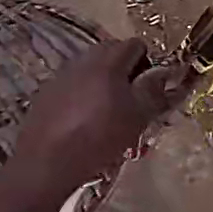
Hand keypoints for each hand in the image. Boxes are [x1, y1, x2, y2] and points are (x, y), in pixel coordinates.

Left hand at [10, 38, 174, 199]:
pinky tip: (81, 124)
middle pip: (112, 54)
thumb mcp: (138, 116)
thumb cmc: (98, 137)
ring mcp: (61, 76)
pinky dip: (81, 97)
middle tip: (130, 103)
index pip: (136, 45)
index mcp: (109, 60)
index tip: (149, 90)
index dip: (148, 64)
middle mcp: (84, 59)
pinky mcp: (45, 94)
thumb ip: (155, 90)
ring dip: (103, 84)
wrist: (44, 166)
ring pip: (91, 70)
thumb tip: (168, 72)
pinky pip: (72, 86)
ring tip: (106, 115)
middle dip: (125, 73)